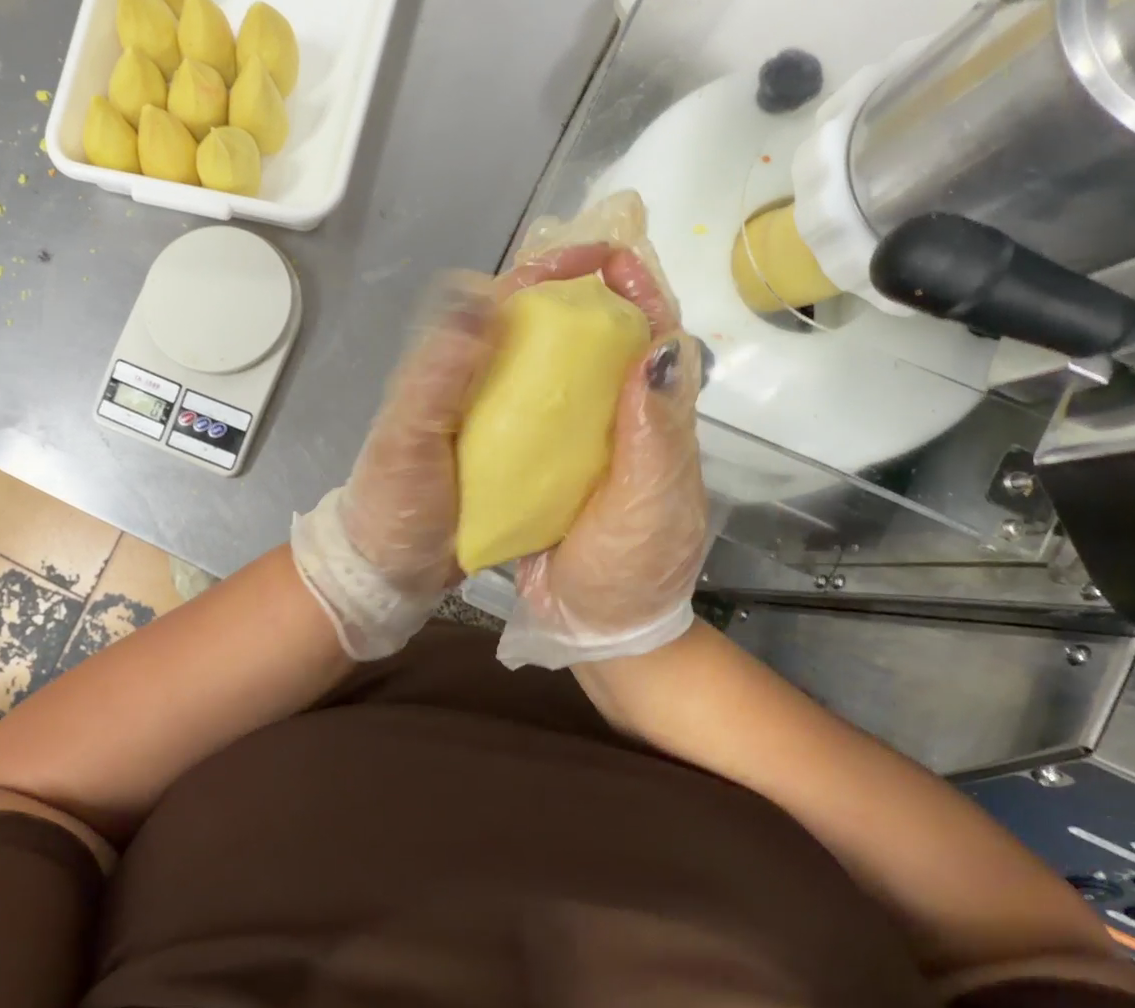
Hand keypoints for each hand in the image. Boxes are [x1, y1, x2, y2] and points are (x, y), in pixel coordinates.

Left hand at [295, 248, 663, 659]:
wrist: (389, 568)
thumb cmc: (393, 501)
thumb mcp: (408, 437)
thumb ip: (439, 372)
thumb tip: (483, 293)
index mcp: (450, 362)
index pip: (507, 297)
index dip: (555, 269)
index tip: (610, 260)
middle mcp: (479, 381)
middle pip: (543, 328)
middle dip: (595, 307)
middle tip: (651, 304)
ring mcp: (501, 420)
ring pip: (560, 372)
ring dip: (604, 357)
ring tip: (656, 353)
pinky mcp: (518, 457)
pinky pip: (565, 422)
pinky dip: (597, 411)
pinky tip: (632, 414)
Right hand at [496, 251, 709, 669]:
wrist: (597, 626)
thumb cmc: (633, 569)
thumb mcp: (651, 505)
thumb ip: (656, 434)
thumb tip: (658, 345)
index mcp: (659, 419)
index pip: (658, 333)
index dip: (637, 287)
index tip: (601, 254)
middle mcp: (623, 418)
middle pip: (607, 340)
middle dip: (578, 295)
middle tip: (532, 270)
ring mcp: (582, 441)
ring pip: (564, 370)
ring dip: (537, 332)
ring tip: (495, 306)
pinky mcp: (544, 463)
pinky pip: (530, 410)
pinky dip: (508, 382)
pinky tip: (476, 370)